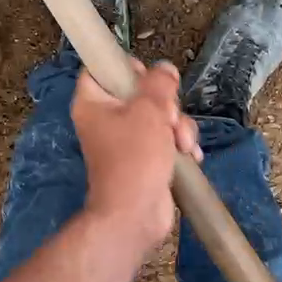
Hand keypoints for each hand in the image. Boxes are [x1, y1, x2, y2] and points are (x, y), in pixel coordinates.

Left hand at [71, 60, 200, 259]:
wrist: (135, 214)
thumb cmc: (134, 157)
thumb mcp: (149, 110)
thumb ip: (159, 83)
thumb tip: (165, 70)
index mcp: (92, 102)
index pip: (100, 69)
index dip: (126, 67)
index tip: (147, 75)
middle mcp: (105, 118)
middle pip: (139, 92)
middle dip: (165, 104)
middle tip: (170, 118)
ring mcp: (125, 139)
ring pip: (158, 115)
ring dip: (178, 127)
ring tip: (182, 144)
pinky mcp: (145, 157)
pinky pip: (165, 138)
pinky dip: (179, 145)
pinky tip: (189, 156)